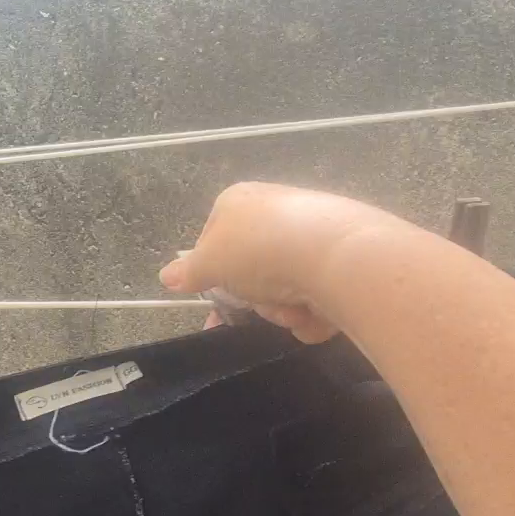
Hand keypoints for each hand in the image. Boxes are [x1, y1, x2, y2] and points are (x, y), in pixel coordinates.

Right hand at [160, 182, 416, 343]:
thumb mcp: (209, 263)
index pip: (212, 241)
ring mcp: (314, 230)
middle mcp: (276, 209)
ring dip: (284, 310)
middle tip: (261, 307)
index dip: (212, 274)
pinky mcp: (347, 255)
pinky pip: (319, 293)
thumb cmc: (260, 252)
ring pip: (285, 287)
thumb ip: (188, 272)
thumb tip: (167, 276)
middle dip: (255, 300)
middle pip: (251, 270)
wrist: (342, 256)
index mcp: (238, 201)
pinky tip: (322, 314)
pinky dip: (317, 311)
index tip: (217, 300)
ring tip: (296, 311)